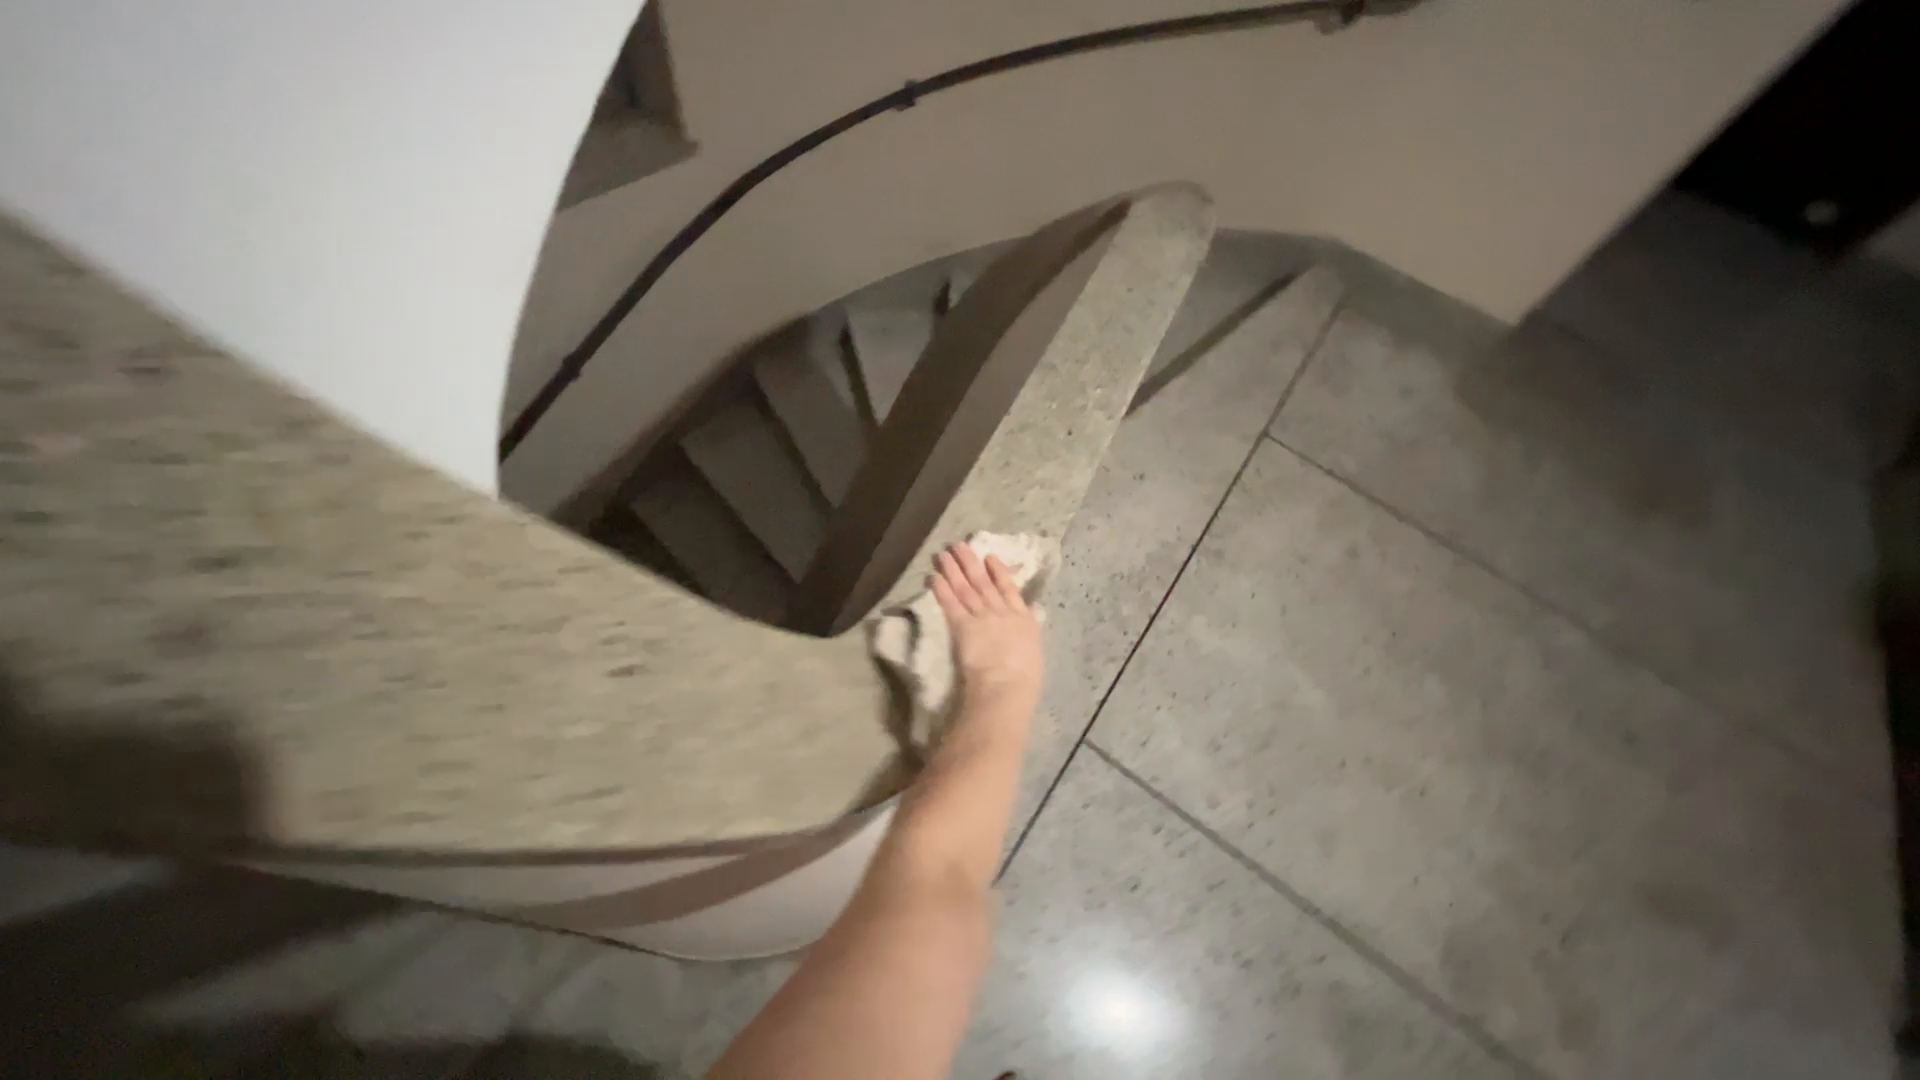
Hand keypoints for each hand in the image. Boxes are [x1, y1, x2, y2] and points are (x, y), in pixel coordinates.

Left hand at [930, 542, 1043, 709]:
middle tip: (959, 546)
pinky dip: (941, 588)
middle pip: (983, 582)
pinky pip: (950, 603)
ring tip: (943, 554)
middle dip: (970, 563)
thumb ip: (1026, 633)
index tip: (989, 557)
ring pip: (965, 588)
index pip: (1009, 589)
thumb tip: (1026, 623)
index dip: (998, 572)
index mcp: (1022, 619)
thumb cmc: (1025, 677)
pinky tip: (933, 576)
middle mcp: (1001, 612)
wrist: (1007, 684)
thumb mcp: (1034, 650)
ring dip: (953, 570)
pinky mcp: (962, 626)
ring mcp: (981, 616)